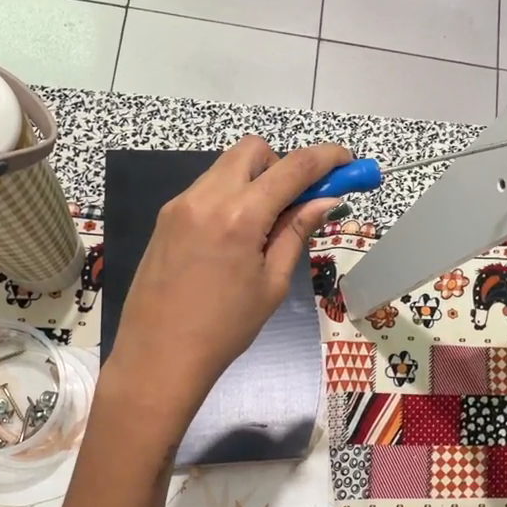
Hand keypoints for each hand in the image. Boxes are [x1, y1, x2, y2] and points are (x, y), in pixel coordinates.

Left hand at [106, 135, 349, 415]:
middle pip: (254, 150)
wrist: (159, 356)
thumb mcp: (272, 283)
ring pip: (227, 166)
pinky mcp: (166, 217)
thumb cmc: (225, 329)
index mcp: (240, 216)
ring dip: (256, 180)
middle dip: (283, 164)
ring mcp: (181, 204)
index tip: (348, 161)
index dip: (326, 158)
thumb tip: (325, 201)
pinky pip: (207, 188)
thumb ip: (296, 233)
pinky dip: (231, 195)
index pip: (293, 167)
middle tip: (296, 203)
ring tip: (265, 227)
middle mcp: (207, 197)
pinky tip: (235, 238)